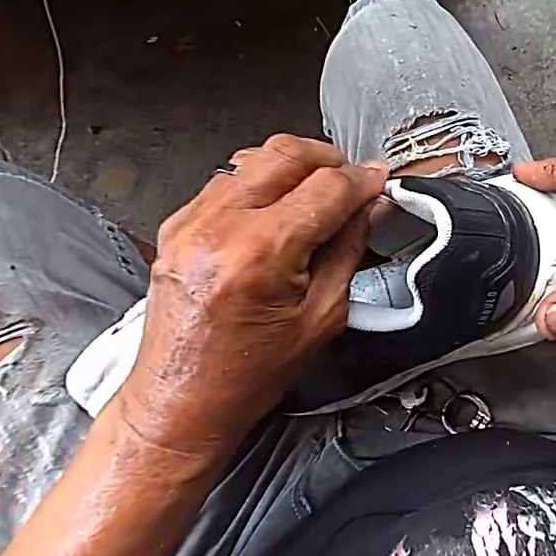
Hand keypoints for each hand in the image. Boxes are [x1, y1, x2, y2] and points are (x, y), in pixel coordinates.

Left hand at [117, 135, 386, 456]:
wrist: (183, 402)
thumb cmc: (245, 375)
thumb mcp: (322, 317)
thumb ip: (349, 250)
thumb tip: (367, 210)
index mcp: (259, 255)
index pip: (326, 187)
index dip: (363, 180)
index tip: (378, 181)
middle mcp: (217, 229)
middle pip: (287, 153)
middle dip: (330, 159)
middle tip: (352, 180)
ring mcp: (190, 224)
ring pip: (255, 157)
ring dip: (295, 167)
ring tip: (318, 194)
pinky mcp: (177, 227)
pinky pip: (228, 180)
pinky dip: (262, 182)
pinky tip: (279, 207)